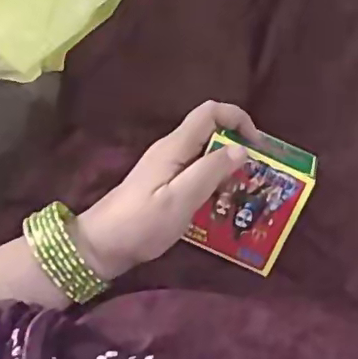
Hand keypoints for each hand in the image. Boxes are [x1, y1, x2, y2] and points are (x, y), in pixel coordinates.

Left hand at [75, 101, 259, 279]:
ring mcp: (166, 166)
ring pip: (206, 153)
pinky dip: (214, 181)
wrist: (100, 247)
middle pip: (211, 131)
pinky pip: (197, 171)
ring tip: (243, 192)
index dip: (238, 118)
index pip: (211, 111)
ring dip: (227, 167)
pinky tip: (220, 204)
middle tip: (255, 175)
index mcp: (175, 146)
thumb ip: (211, 171)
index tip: (258, 145)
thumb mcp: (181, 199)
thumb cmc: (141, 223)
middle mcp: (172, 149)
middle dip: (237, 146)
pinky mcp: (164, 183)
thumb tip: (242, 148)